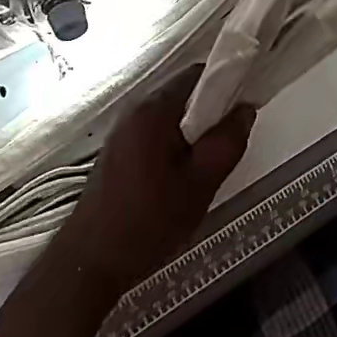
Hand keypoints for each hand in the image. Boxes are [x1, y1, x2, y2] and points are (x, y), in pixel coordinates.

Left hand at [56, 65, 256, 295]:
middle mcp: (134, 112)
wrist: (90, 262)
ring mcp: (122, 132)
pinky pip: (154, 134)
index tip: (245, 103)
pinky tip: (182, 177)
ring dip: (192, 132)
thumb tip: (245, 109)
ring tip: (208, 165)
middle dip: (210, 112)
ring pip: (169, 118)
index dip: (226, 82)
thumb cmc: (148, 220)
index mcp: (153, 110)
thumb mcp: (200, 183)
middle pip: (182, 95)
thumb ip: (227, 142)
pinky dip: (174, 145)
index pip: (196, 74)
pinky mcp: (116, 153)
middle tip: (229, 142)